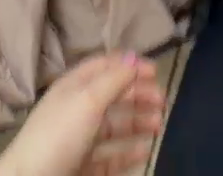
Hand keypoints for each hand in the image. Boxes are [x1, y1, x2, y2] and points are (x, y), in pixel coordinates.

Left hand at [0, 52, 166, 175]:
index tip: (155, 70)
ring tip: (159, 124)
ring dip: (138, 122)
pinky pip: (110, 156)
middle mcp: (77, 109)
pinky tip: (144, 150)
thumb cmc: (59, 134)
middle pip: (112, 95)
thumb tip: (134, 58)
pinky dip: (128, 152)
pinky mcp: (83, 166)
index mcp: (74, 86)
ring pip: (114, 126)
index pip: (104, 66)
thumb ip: (113, 79)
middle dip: (138, 94)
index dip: (129, 65)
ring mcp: (79, 140)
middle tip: (163, 100)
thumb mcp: (87, 99)